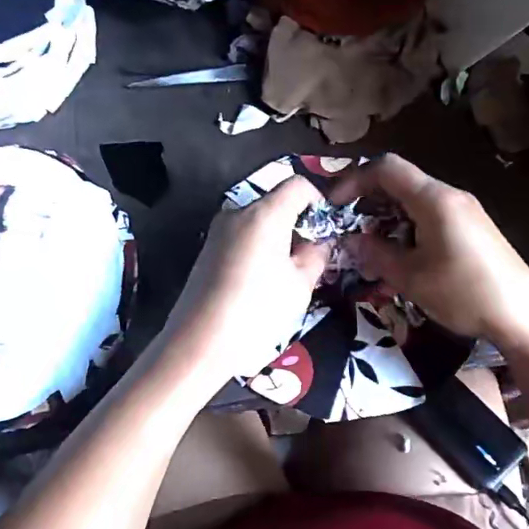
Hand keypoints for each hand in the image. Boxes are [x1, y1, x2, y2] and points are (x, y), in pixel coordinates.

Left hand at [158, 176, 330, 381]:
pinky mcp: (207, 250)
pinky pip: (243, 238)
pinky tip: (262, 282)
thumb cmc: (258, 311)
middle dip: (299, 223)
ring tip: (288, 275)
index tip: (329, 229)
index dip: (320, 201)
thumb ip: (317, 255)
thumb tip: (321, 241)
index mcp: (265, 213)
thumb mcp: (301, 285)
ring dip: (279, 239)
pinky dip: (259, 249)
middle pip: (277, 202)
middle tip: (313, 257)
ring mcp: (218, 231)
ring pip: (259, 222)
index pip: (299, 184)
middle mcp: (238, 212)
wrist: (199, 343)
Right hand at [330, 155, 528, 345]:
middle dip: (369, 199)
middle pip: (402, 181)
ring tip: (373, 245)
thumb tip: (351, 241)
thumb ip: (376, 255)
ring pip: (416, 199)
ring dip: (389, 216)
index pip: (386, 168)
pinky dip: (409, 225)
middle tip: (349, 227)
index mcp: (434, 199)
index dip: (354, 179)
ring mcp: (466, 210)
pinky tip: (404, 254)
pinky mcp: (474, 227)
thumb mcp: (411, 277)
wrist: (522, 313)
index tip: (334, 205)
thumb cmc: (463, 292)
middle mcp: (451, 195)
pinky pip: (432, 214)